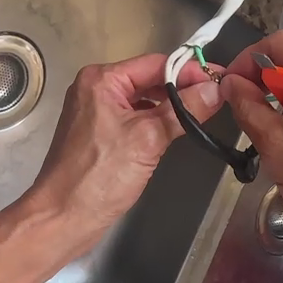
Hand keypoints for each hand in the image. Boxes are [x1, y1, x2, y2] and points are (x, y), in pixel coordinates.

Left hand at [24, 53, 221, 243]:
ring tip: (204, 111)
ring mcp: (95, 110)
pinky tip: (175, 129)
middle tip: (217, 96)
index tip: (219, 80)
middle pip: (148, 79)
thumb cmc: (101, 175)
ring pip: (142, 99)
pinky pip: (134, 116)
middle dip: (181, 88)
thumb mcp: (147, 139)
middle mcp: (96, 87)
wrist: (62, 218)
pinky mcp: (99, 132)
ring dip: (170, 105)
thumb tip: (216, 90)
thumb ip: (183, 111)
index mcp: (102, 79)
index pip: (155, 64)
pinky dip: (155, 120)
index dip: (189, 71)